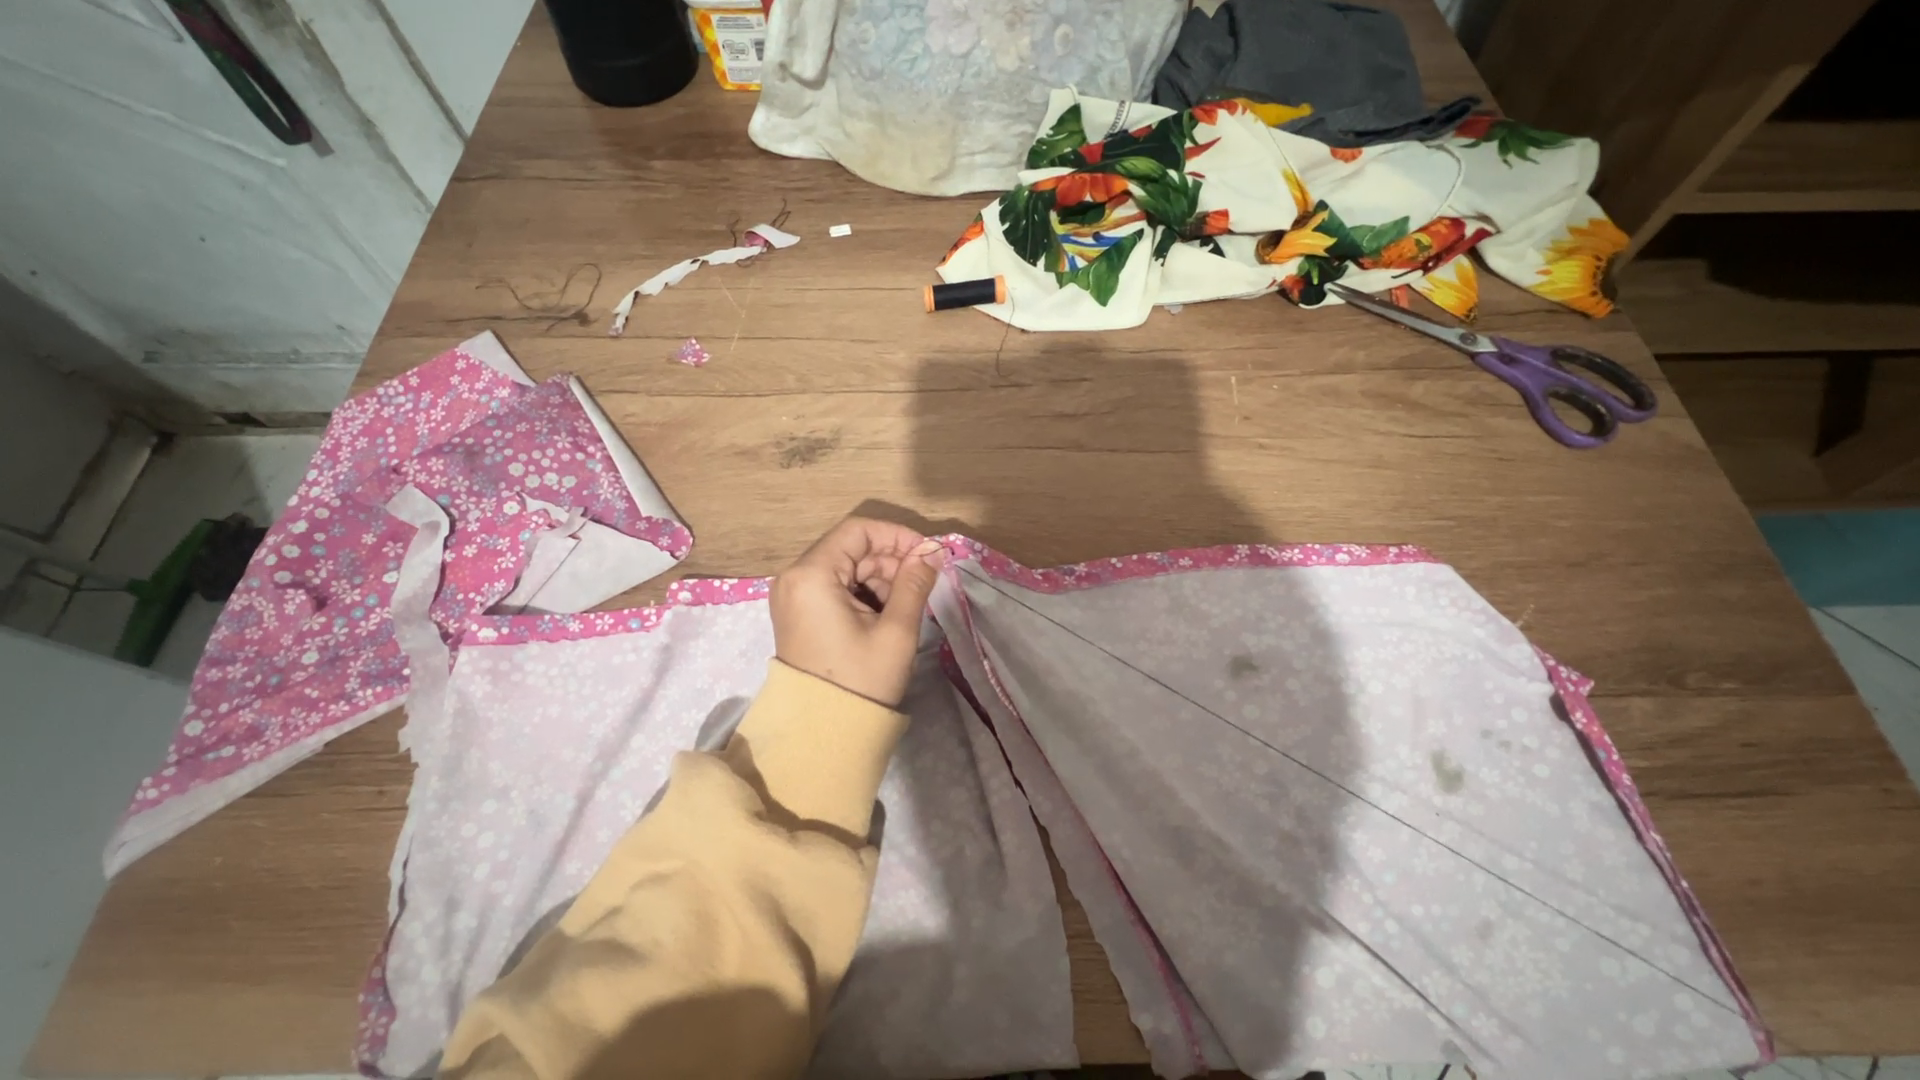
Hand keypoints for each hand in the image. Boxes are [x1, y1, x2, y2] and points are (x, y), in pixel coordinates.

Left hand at [769, 517, 947, 706]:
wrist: (822, 732)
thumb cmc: (860, 680)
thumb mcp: (895, 631)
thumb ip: (915, 583)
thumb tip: (932, 552)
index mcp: (811, 575)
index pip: (858, 531)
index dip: (897, 535)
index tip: (927, 553)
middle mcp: (794, 578)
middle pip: (850, 547)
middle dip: (890, 559)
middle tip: (924, 580)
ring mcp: (793, 596)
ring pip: (844, 567)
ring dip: (879, 576)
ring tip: (908, 602)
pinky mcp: (798, 613)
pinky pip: (834, 587)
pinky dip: (863, 592)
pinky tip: (887, 612)